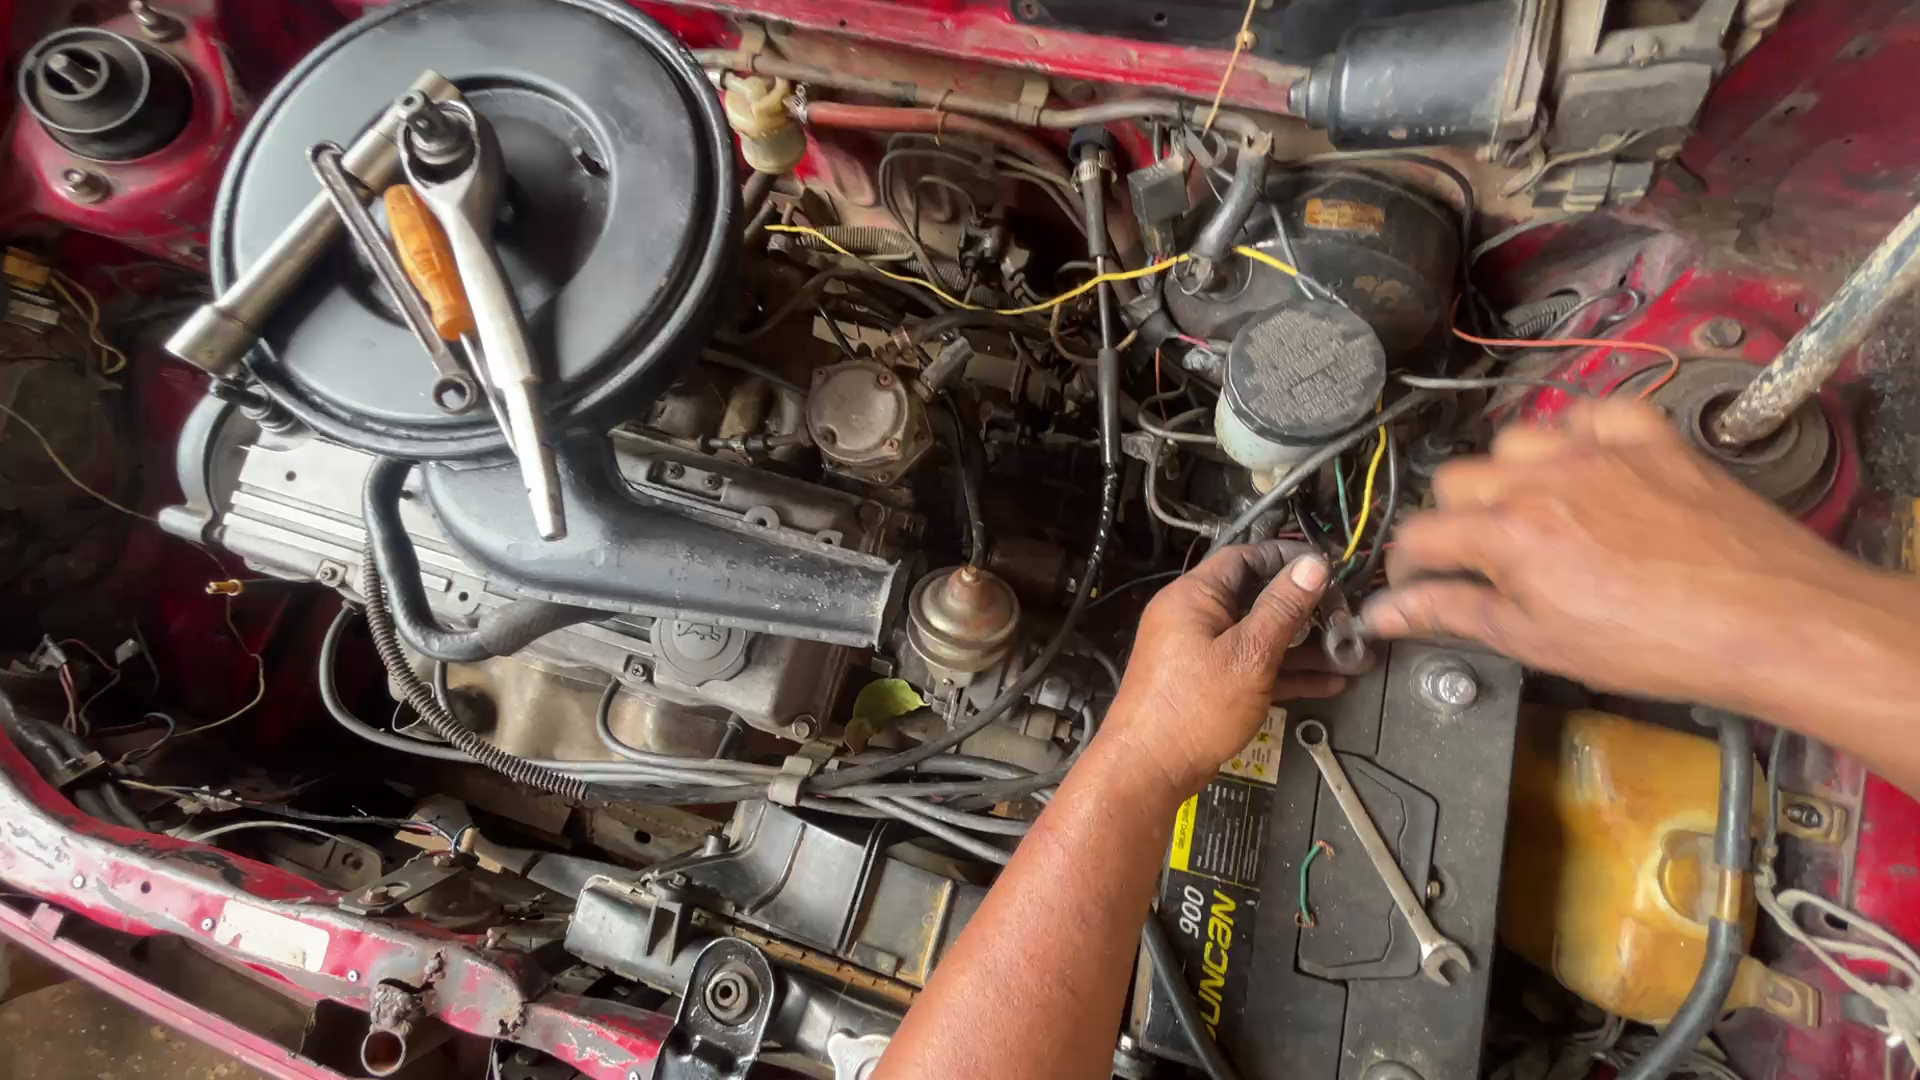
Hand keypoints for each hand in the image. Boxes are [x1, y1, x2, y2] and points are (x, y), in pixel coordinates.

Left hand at [1101, 543, 1344, 800]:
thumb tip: (1312, 565)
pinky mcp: (1211, 683)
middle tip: (1349, 615)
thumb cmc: (1194, 705)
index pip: (1243, 558)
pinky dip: (1286, 672)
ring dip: (1305, 645)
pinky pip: (1255, 666)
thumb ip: (1282, 609)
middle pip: (1256, 599)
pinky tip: (1330, 682)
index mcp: (1193, 597)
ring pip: (1260, 637)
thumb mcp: (1248, 654)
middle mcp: (1195, 617)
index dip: (1286, 559)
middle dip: (1304, 608)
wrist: (1151, 767)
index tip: (1328, 567)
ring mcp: (1202, 651)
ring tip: (1353, 653)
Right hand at [1359, 399, 1909, 718]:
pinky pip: (1592, 411)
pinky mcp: (1651, 442)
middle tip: (1475, 556)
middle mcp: (1541, 480)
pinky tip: (1579, 464)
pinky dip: (1574, 432)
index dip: (1404, 565)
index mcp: (1506, 534)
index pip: (1416, 535)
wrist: (1781, 627)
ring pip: (1509, 440)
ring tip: (1524, 509)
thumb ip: (1445, 614)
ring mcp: (1598, 453)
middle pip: (1452, 481)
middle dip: (1450, 521)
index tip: (1414, 583)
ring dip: (1503, 474)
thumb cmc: (1659, 642)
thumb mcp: (1532, 639)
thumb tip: (1380, 613)